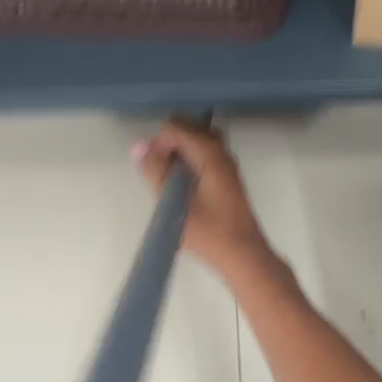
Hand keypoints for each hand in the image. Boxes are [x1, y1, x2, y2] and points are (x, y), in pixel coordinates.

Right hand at [133, 119, 278, 279]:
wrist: (243, 254)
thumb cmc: (209, 232)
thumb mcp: (174, 204)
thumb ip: (156, 172)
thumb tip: (139, 146)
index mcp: (209, 153)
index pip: (176, 126)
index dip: (159, 142)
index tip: (152, 167)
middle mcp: (221, 151)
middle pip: (190, 127)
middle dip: (169, 141)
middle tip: (158, 169)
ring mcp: (227, 163)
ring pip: (199, 140)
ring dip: (180, 150)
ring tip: (168, 176)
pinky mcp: (228, 177)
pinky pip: (206, 153)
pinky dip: (191, 159)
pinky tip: (183, 184)